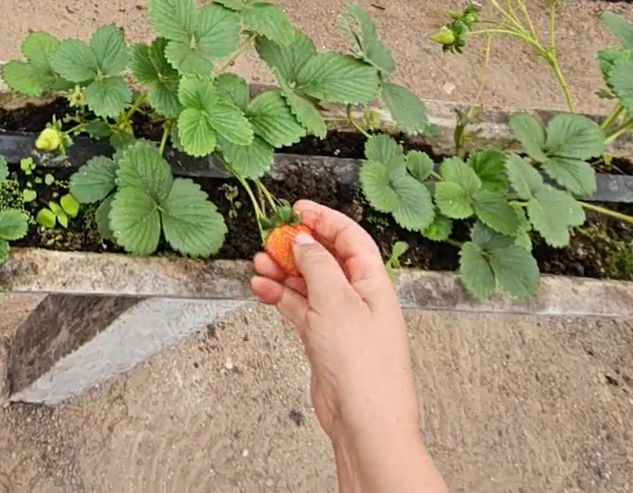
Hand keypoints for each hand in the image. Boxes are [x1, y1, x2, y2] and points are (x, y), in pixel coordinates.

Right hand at [251, 201, 445, 492]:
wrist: (364, 424)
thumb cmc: (363, 366)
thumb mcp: (336, 301)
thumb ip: (318, 264)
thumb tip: (304, 239)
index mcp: (373, 284)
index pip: (350, 238)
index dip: (325, 219)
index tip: (297, 208)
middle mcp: (358, 298)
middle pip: (326, 258)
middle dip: (297, 245)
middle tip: (271, 237)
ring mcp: (340, 319)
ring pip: (308, 282)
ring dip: (283, 270)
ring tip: (259, 263)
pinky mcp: (323, 339)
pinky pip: (298, 307)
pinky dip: (279, 296)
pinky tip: (261, 289)